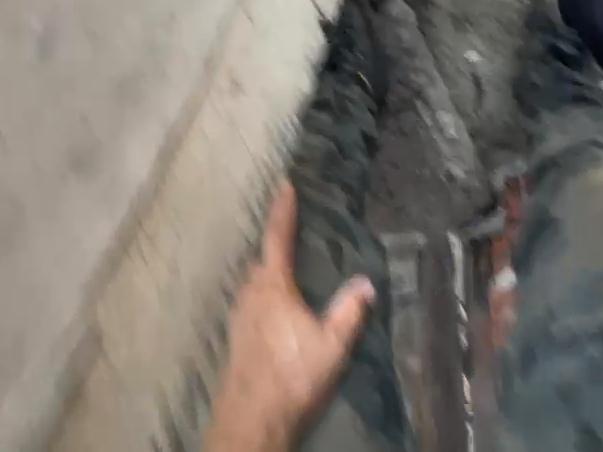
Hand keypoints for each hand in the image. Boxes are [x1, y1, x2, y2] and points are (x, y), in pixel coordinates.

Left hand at [203, 182, 374, 451]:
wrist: (250, 420)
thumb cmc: (291, 375)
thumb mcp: (330, 345)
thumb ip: (348, 312)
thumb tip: (367, 282)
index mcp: (272, 285)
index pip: (278, 236)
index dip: (282, 209)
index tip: (284, 183)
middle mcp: (251, 291)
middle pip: (262, 257)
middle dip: (275, 239)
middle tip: (289, 223)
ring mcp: (239, 314)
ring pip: (254, 280)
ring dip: (267, 267)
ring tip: (284, 265)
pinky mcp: (235, 335)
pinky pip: (250, 299)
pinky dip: (262, 290)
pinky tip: (272, 305)